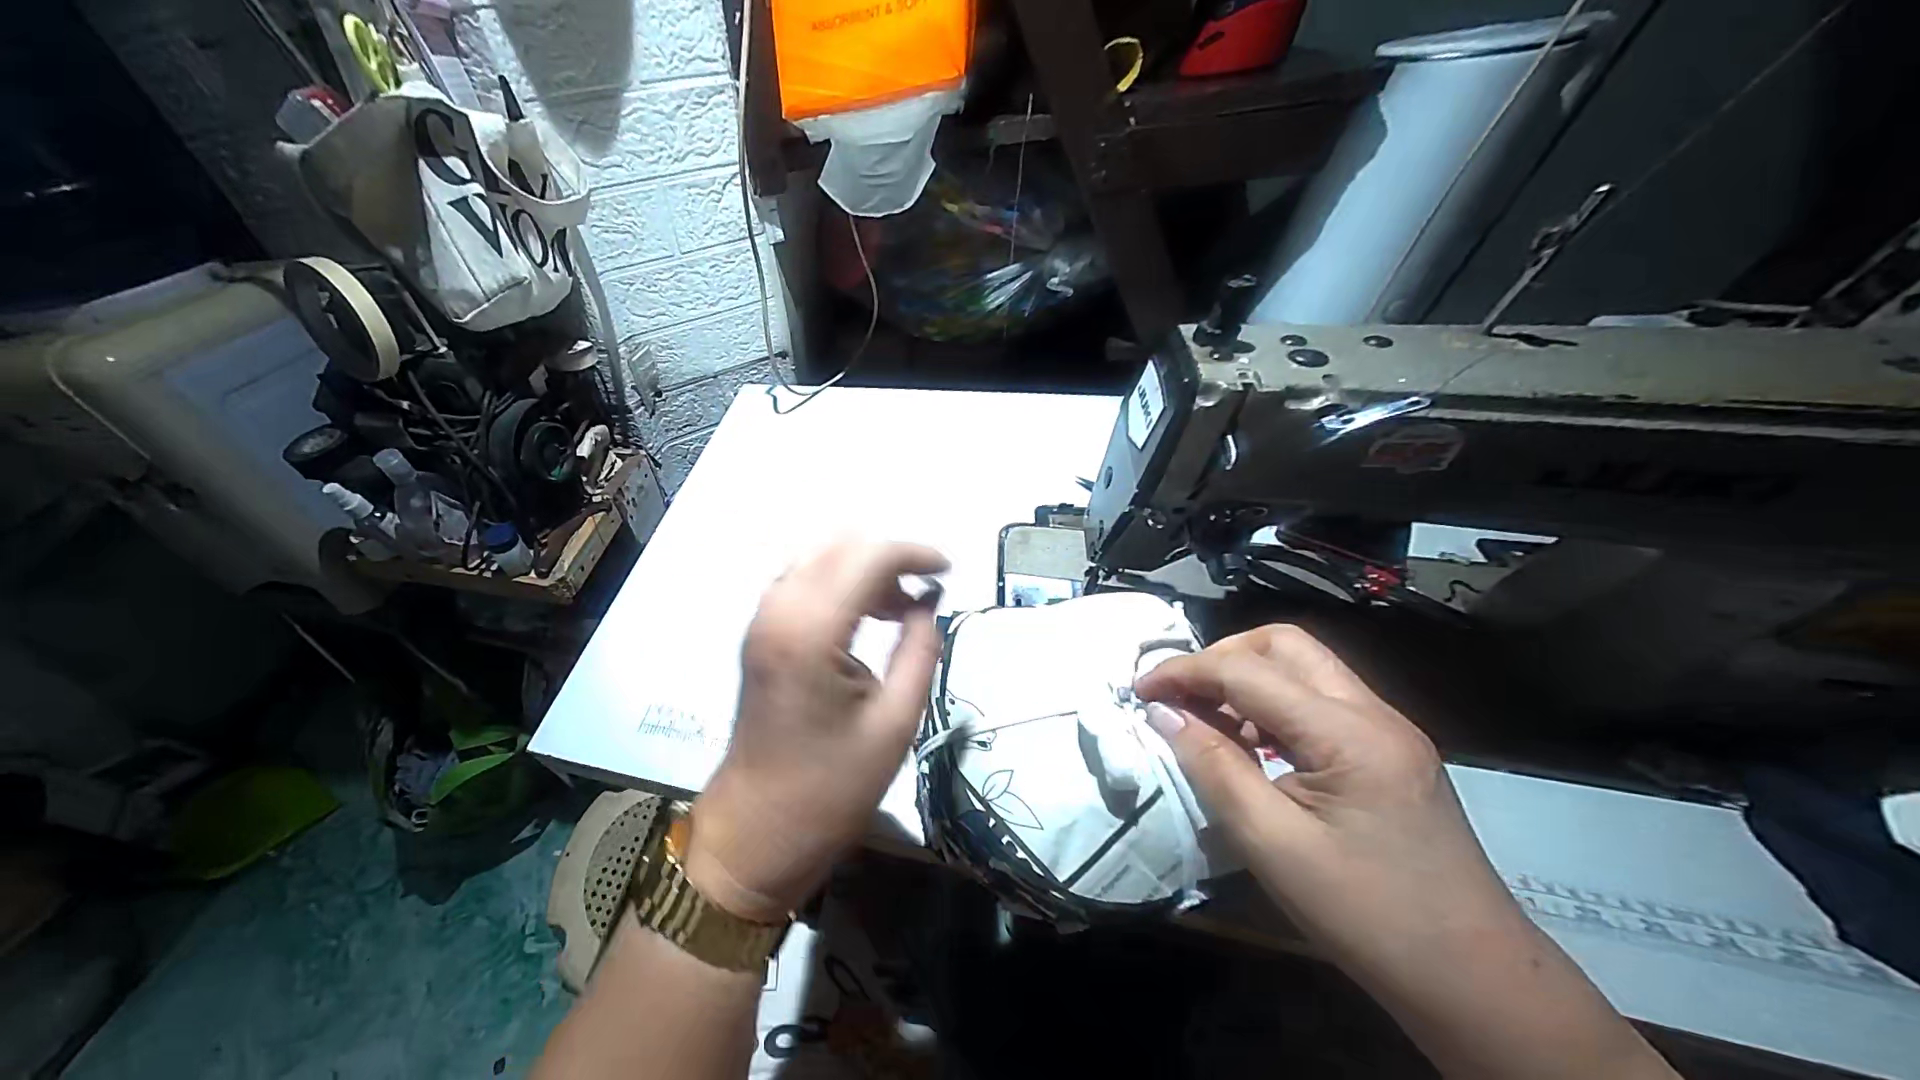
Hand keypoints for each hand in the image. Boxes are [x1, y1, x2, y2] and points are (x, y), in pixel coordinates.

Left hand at [686, 540, 948, 922]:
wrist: (756, 829)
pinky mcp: (759, 634)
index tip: (949, 571)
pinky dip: (838, 584)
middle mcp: (778, 611)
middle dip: (888, 560)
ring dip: (862, 570)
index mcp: (811, 632)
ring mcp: (762, 620)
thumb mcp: (895, 722)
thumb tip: (927, 601)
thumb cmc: (831, 787)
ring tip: (899, 610)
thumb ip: (919, 649)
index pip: (869, 558)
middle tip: (922, 596)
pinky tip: (863, 618)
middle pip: (841, 546)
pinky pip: (802, 582)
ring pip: (819, 558)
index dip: (914, 554)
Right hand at [1135, 625, 1680, 1079]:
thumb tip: (1164, 714)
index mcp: (1348, 733)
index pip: (1247, 671)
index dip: (1184, 672)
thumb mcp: (1271, 844)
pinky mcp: (1390, 750)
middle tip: (1179, 696)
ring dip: (1247, 680)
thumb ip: (1213, 767)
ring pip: (1304, 667)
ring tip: (1207, 721)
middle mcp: (1374, 713)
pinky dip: (1274, 706)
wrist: (1472, 978)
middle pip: (1283, 645)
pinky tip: (1252, 746)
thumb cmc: (1365, 915)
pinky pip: (1320, 701)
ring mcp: (1388, 729)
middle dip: (1220, 658)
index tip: (1139, 690)